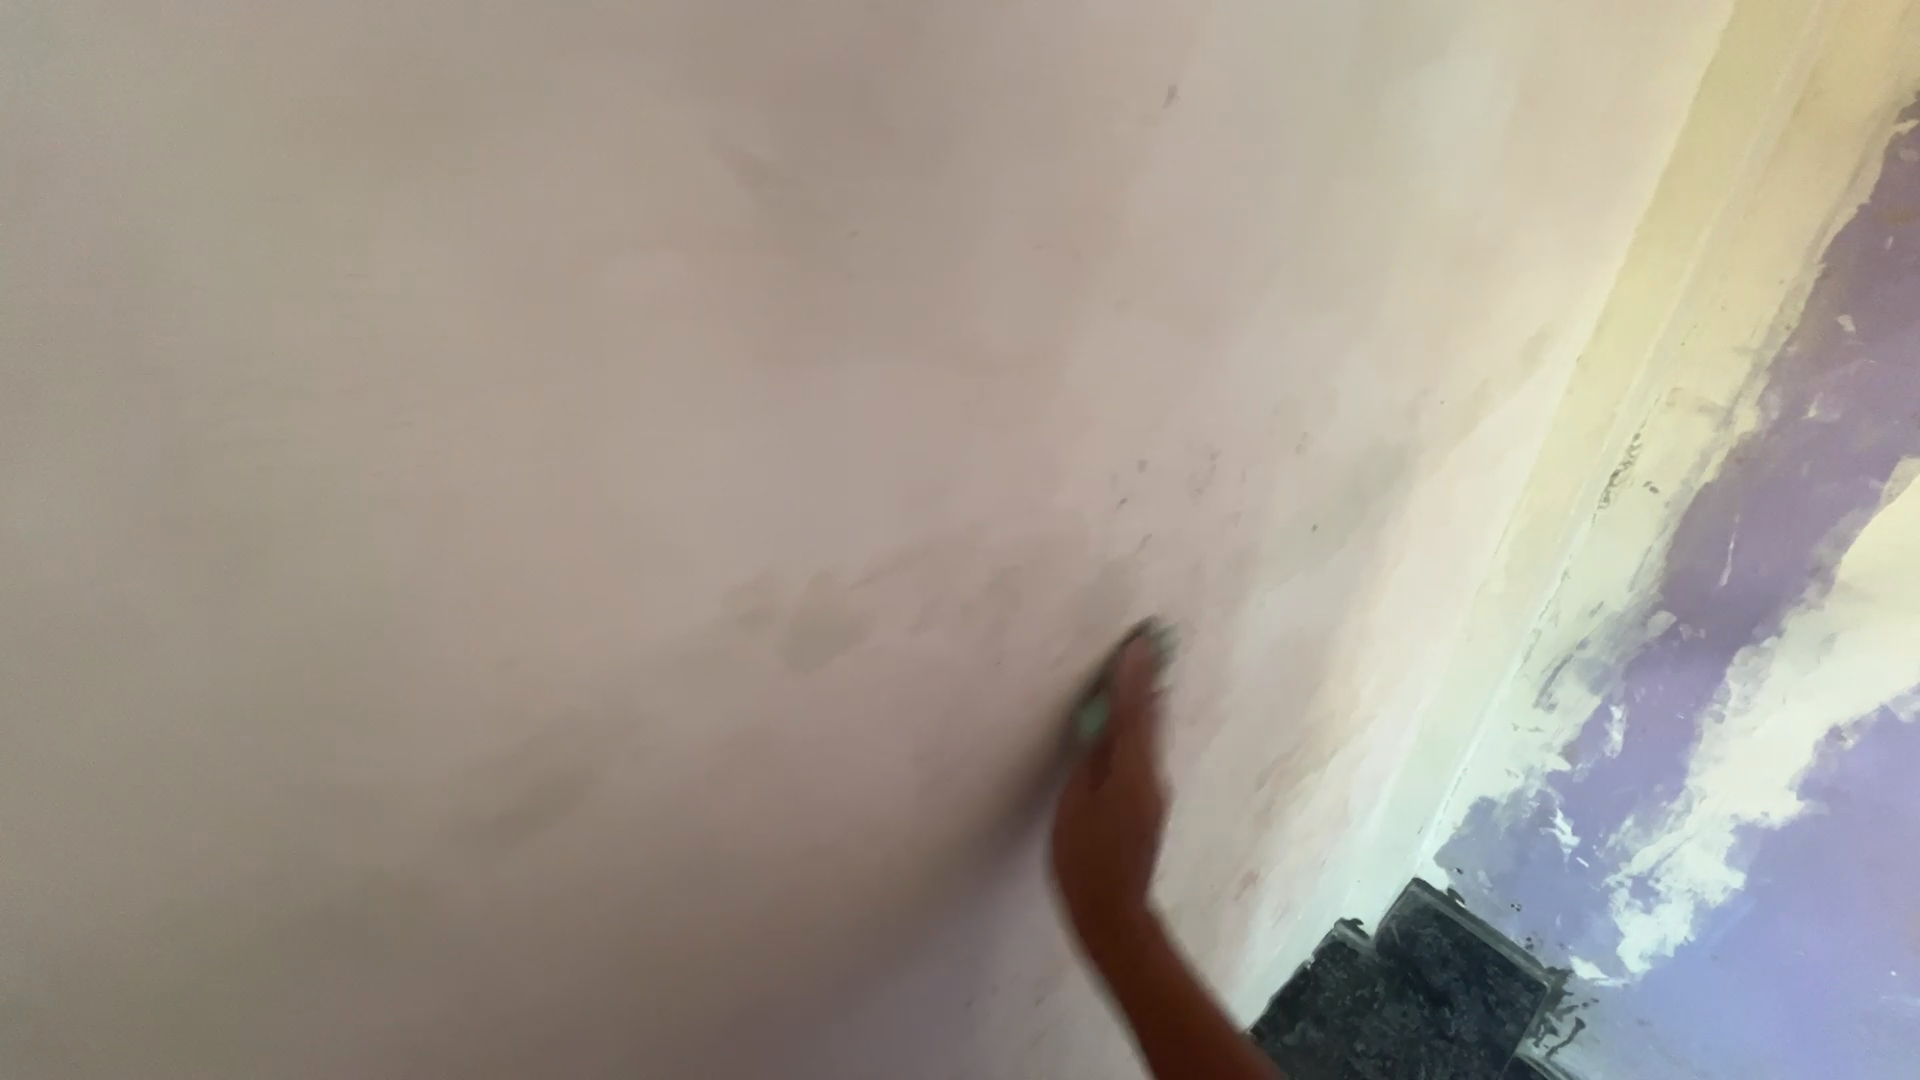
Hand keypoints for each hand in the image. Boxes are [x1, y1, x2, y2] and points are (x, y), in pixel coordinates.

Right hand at [1051, 628, 1168, 955]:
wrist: (1114, 913)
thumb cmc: (1082, 861)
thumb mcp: (1076, 805)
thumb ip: (1092, 761)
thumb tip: (1104, 724)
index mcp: (1131, 774)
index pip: (1133, 713)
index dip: (1133, 675)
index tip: (1138, 641)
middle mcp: (1152, 775)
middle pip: (1151, 716)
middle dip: (1149, 676)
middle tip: (1152, 637)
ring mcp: (1155, 788)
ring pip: (1152, 730)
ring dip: (1147, 694)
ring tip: (1145, 659)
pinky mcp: (1151, 798)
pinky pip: (1147, 747)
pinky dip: (1142, 720)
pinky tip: (1135, 708)